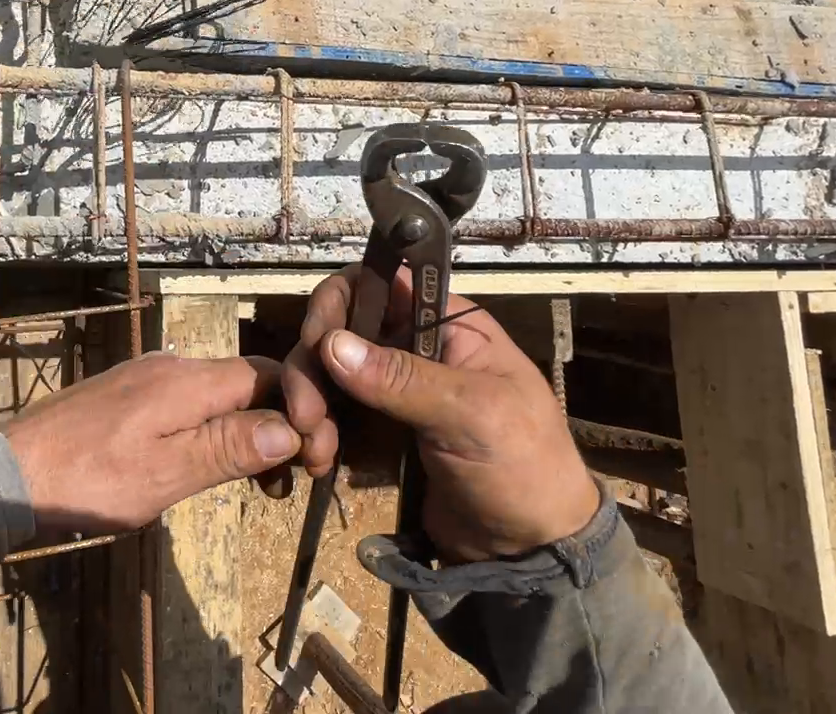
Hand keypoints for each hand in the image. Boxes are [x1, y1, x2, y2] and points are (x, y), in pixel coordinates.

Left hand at [3, 354, 298, 532]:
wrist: (10, 475)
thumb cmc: (89, 480)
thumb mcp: (165, 473)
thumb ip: (226, 447)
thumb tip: (289, 429)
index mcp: (185, 380)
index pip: (266, 374)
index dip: (300, 411)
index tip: (315, 462)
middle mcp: (169, 366)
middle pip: (244, 382)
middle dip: (278, 424)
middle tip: (287, 484)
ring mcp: (144, 379)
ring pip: (216, 394)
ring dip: (246, 431)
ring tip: (258, 484)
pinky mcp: (126, 396)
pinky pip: (186, 403)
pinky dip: (211, 430)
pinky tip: (208, 463)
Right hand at [278, 266, 598, 561]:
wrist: (530, 552)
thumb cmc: (523, 468)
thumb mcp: (472, 416)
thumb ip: (402, 379)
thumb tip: (331, 344)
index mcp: (443, 323)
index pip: (375, 283)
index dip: (336, 304)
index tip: (316, 344)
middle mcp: (410, 344)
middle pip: (337, 329)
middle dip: (312, 369)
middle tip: (305, 417)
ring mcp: (389, 387)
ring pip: (325, 372)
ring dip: (310, 406)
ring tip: (315, 452)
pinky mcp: (374, 426)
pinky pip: (329, 413)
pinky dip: (317, 434)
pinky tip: (320, 462)